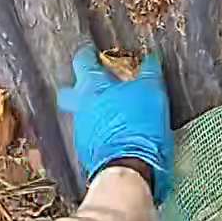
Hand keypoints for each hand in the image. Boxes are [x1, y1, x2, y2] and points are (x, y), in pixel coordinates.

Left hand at [56, 47, 174, 201]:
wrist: (130, 167)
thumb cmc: (139, 125)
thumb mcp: (152, 92)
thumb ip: (149, 73)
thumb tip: (151, 59)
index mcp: (92, 86)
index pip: (82, 61)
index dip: (88, 55)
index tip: (92, 53)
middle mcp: (80, 106)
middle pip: (69, 91)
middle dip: (78, 86)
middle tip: (94, 85)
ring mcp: (80, 130)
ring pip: (79, 114)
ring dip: (91, 112)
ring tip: (111, 113)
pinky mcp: (85, 151)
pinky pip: (89, 135)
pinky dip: (99, 132)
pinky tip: (114, 134)